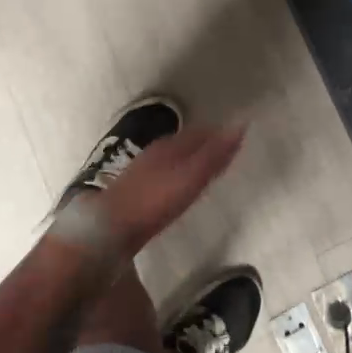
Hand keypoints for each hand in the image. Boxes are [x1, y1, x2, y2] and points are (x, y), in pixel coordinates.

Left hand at [97, 124, 245, 253]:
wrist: (111, 227)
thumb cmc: (156, 201)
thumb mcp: (191, 177)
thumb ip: (214, 155)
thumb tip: (240, 126)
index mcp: (172, 145)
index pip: (201, 132)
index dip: (219, 134)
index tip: (238, 140)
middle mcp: (157, 150)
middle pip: (186, 141)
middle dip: (205, 144)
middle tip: (226, 153)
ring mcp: (143, 168)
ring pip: (173, 156)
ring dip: (190, 158)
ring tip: (206, 168)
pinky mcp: (135, 188)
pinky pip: (163, 171)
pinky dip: (177, 173)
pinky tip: (178, 186)